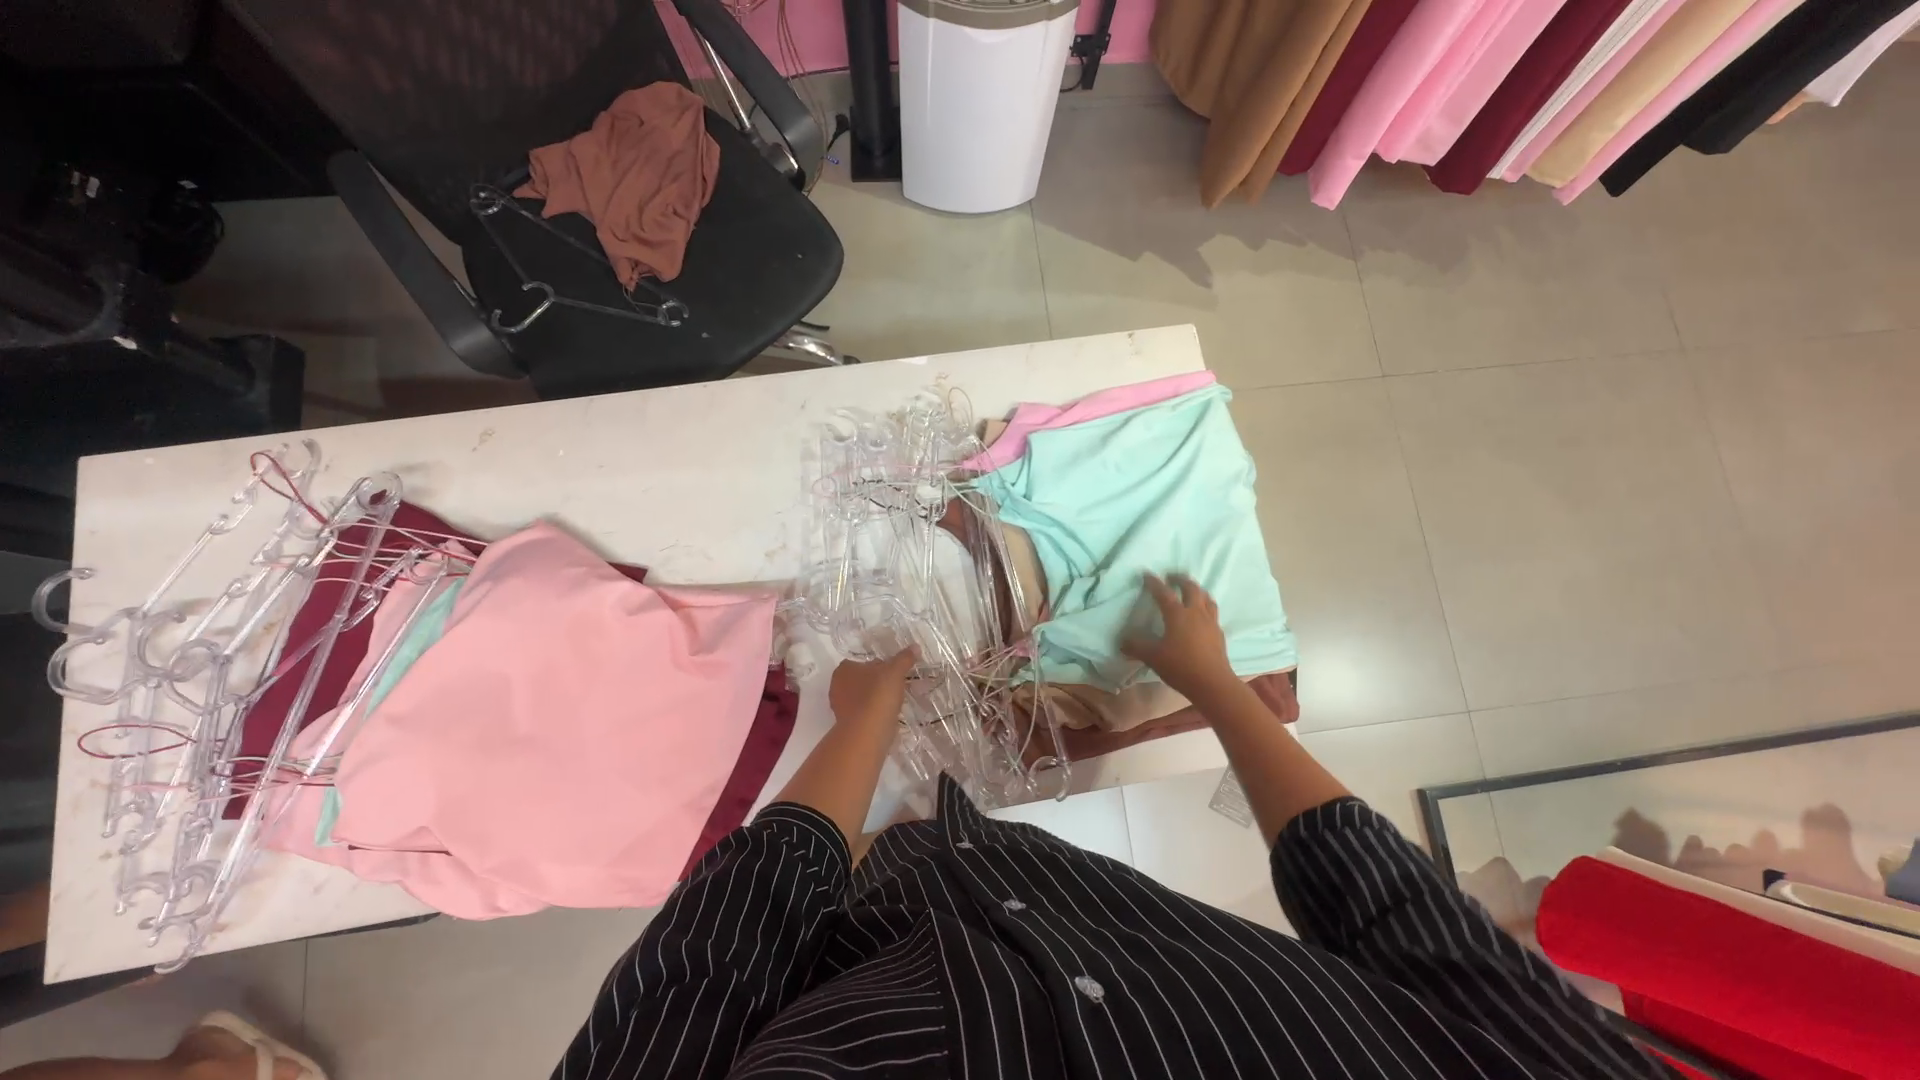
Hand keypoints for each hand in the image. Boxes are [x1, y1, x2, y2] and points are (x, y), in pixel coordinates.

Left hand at [828, 646, 917, 726]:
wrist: (868, 731)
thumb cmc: (878, 695)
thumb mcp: (895, 671)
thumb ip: (904, 658)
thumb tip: (915, 646)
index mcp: (844, 669)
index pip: (862, 661)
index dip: (879, 665)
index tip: (893, 671)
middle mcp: (837, 686)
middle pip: (862, 679)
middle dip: (877, 682)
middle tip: (897, 685)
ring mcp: (841, 706)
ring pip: (863, 697)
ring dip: (877, 698)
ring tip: (895, 701)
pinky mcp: (848, 723)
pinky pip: (864, 712)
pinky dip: (875, 712)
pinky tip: (888, 714)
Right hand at [1122, 573, 1235, 699]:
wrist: (1212, 683)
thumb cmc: (1181, 666)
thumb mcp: (1153, 657)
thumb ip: (1136, 647)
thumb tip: (1122, 641)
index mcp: (1177, 614)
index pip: (1164, 593)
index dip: (1154, 583)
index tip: (1147, 574)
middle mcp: (1195, 613)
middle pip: (1191, 588)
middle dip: (1181, 579)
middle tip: (1172, 577)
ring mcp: (1210, 622)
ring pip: (1206, 598)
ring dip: (1197, 590)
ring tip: (1191, 591)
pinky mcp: (1219, 633)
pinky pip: (1213, 612)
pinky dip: (1206, 607)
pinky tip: (1202, 616)